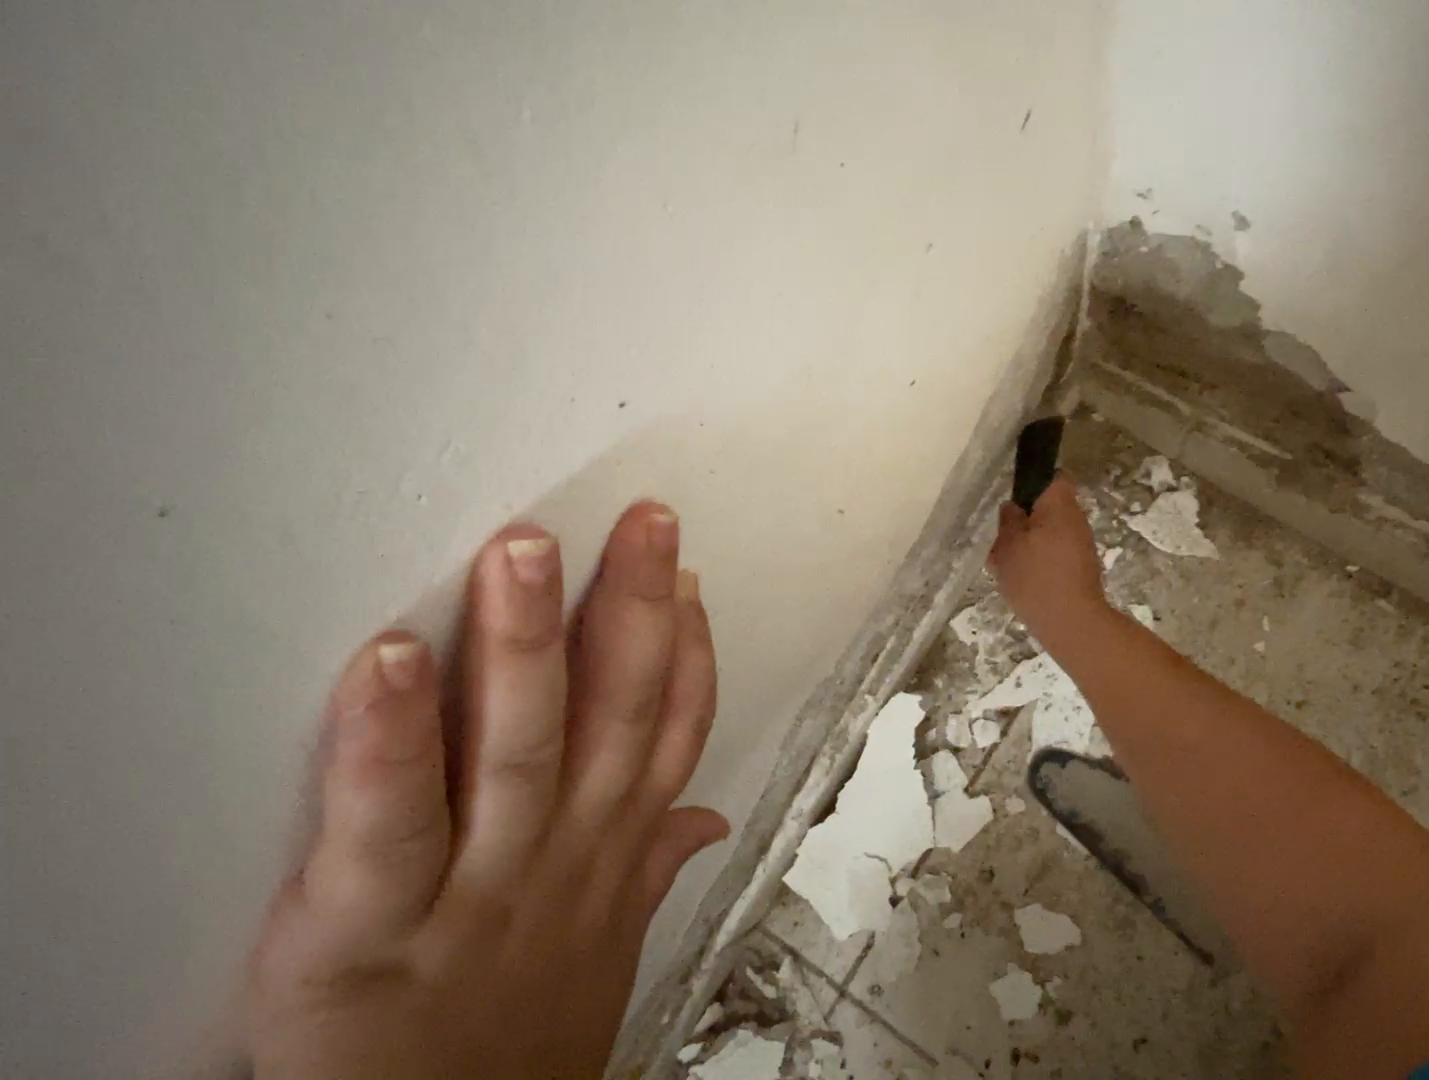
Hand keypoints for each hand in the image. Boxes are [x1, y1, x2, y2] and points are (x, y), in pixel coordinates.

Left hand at [245, 502, 728, 1079]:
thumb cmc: (527, 1034)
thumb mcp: (611, 948)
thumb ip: (656, 864)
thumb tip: (708, 816)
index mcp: (613, 847)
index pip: (674, 730)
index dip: (693, 651)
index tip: (690, 578)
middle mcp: (565, 848)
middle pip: (618, 712)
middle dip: (637, 610)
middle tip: (645, 524)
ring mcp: (481, 884)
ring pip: (521, 745)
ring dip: (531, 645)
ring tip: (528, 552)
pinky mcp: (371, 927)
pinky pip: (388, 824)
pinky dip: (392, 740)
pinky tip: (391, 658)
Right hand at [989, 473, 1109, 638]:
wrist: (1071, 622)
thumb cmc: (1036, 578)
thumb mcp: (1008, 547)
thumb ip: (1008, 522)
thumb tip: (1012, 507)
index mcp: (1060, 506)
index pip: (1055, 478)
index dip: (1035, 483)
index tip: (1016, 500)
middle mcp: (1077, 520)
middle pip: (1051, 509)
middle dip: (1028, 520)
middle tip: (1005, 539)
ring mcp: (1084, 545)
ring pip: (1053, 534)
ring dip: (1033, 544)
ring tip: (1010, 564)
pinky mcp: (1083, 569)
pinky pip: (1059, 555)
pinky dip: (1043, 562)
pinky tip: (1025, 581)